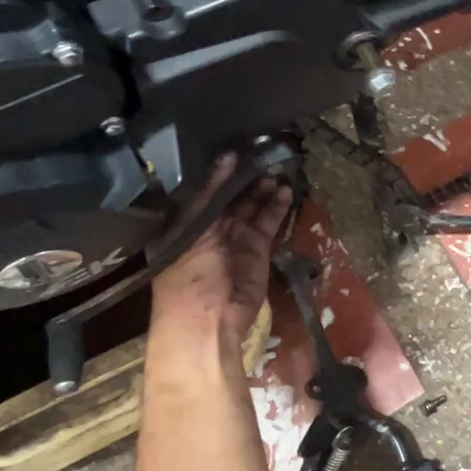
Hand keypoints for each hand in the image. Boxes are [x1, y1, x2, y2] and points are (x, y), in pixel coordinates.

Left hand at [149, 154, 293, 346]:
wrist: (208, 318)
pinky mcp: (258, 250)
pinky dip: (277, 207)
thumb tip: (226, 160)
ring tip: (279, 168)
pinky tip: (286, 190)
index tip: (236, 151)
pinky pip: (268, 223)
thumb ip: (209, 196)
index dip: (219, 173)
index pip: (204, 192)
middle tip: (264, 155)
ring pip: (252, 208)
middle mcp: (210, 229)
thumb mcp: (191, 230)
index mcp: (184, 225)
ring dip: (264, 190)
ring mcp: (236, 240)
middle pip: (231, 198)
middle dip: (246, 179)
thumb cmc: (187, 275)